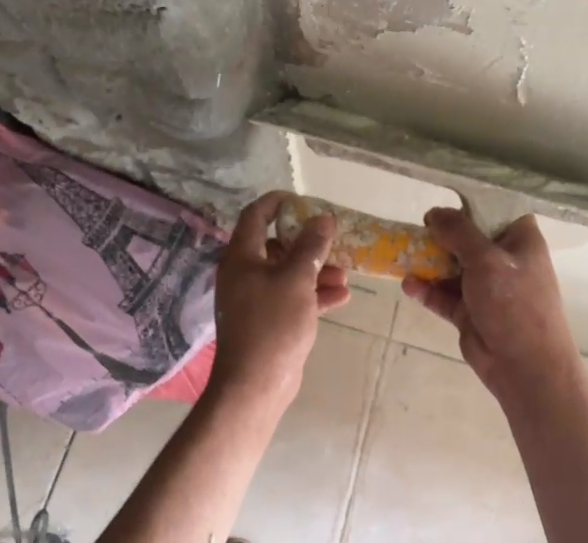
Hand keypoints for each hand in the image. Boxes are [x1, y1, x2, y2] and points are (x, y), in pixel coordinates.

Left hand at [210, 191, 351, 404]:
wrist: (255, 386)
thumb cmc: (273, 324)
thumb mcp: (297, 279)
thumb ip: (311, 246)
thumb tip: (322, 217)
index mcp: (242, 257)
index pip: (255, 216)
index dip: (277, 203)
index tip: (302, 200)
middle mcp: (244, 273)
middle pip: (277, 245)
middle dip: (308, 244)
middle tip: (333, 241)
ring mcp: (255, 298)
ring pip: (288, 273)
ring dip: (316, 271)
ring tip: (345, 277)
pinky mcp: (267, 320)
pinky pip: (292, 297)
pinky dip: (313, 294)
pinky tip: (341, 297)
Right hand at [402, 210, 582, 401]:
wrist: (526, 368)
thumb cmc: (514, 303)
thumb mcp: (486, 260)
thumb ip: (458, 232)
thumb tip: (434, 213)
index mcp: (519, 239)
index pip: (495, 210)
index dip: (469, 204)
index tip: (443, 202)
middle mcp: (503, 259)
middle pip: (467, 237)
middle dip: (441, 234)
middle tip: (417, 229)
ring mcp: (486, 287)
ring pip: (452, 266)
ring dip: (429, 262)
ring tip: (403, 254)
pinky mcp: (470, 312)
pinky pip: (443, 295)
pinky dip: (427, 289)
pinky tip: (408, 285)